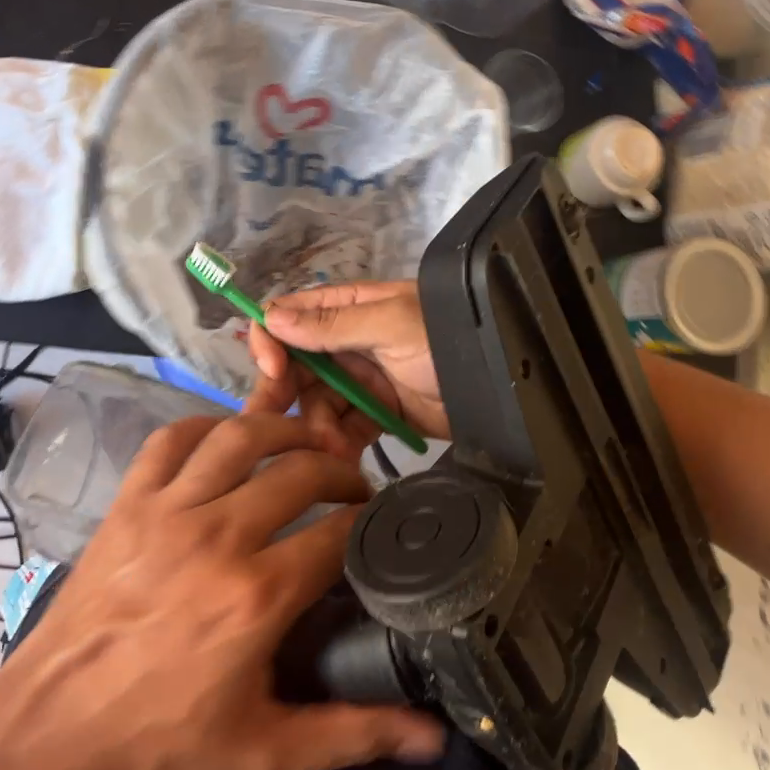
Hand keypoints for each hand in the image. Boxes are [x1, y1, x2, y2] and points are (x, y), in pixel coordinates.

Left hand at [0, 414, 442, 769]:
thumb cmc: (159, 742)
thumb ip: (353, 734)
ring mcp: (167, 510)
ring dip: (282, 430)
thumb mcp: (264, 753)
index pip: (338, 533)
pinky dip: (205, 425)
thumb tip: (435, 736)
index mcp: (258, 594)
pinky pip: (170, 439)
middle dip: (339, 471)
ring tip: (303, 445)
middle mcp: (218, 534)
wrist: (52, 728)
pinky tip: (225, 437)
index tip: (378, 525)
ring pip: (239, 436)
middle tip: (352, 487)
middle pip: (299, 472)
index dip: (369, 522)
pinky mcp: (128, 502)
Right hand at [244, 281, 449, 454]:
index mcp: (345, 309)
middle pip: (294, 367)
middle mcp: (345, 343)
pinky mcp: (377, 415)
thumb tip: (271, 318)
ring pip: (314, 403)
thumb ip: (332, 325)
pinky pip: (342, 429)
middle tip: (269, 427)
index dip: (270, 342)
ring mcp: (360, 381)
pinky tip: (339, 460)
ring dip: (314, 427)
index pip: (287, 318)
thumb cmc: (445, 338)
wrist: (500, 383)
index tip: (273, 372)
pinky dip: (336, 445)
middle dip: (281, 395)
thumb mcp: (390, 324)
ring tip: (326, 448)